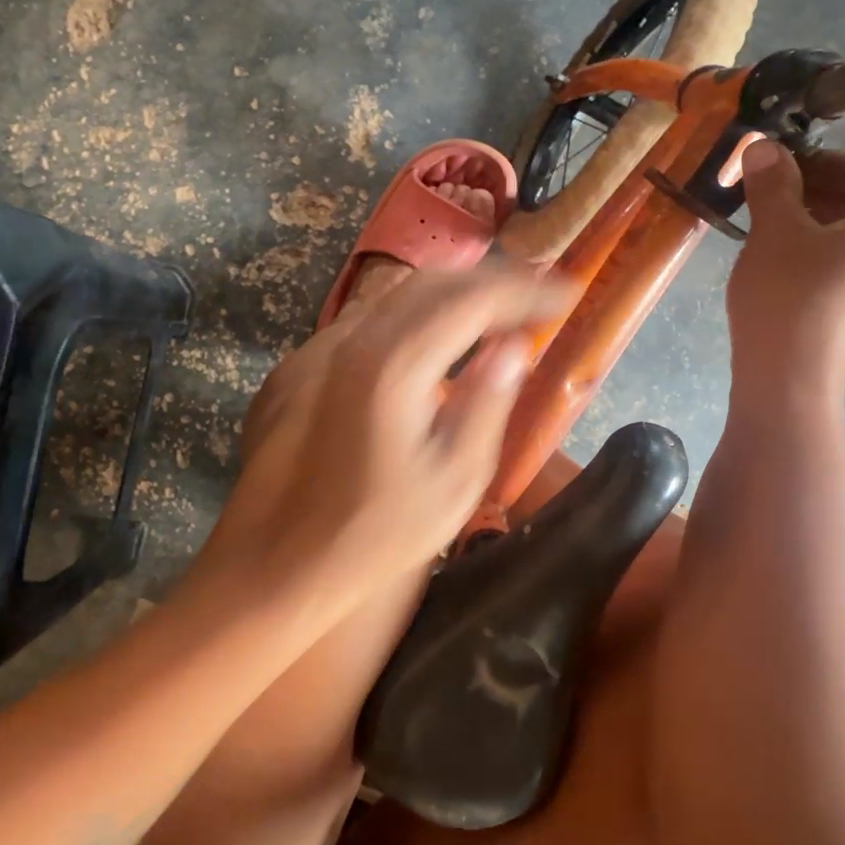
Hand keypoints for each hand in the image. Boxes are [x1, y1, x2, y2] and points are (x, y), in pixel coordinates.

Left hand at [202, 268, 575, 618]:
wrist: (279, 561)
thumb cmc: (375, 534)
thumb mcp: (455, 480)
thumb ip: (487, 402)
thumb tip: (511, 347)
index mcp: (395, 364)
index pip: (471, 299)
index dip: (524, 290)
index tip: (565, 296)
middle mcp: (350, 341)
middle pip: (428, 284)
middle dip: (486, 282)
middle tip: (532, 297)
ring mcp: (314, 353)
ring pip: (388, 299)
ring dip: (443, 295)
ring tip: (488, 312)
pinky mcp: (294, 372)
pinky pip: (357, 326)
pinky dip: (402, 320)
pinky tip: (422, 343)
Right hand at [729, 143, 844, 407]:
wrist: (791, 378)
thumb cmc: (788, 296)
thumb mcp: (773, 231)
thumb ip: (772, 183)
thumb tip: (763, 146)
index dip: (823, 160)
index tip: (777, 171)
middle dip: (823, 193)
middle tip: (772, 201)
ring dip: (826, 225)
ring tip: (778, 236)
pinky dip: (833, 257)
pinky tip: (794, 272)